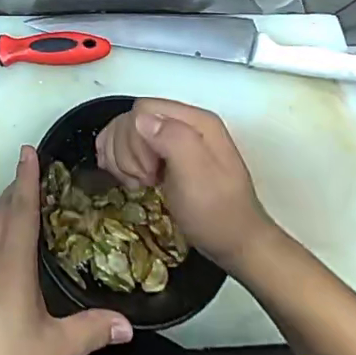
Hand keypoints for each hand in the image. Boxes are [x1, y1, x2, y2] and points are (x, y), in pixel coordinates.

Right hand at [95, 98, 279, 267]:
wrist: (235, 244)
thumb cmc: (217, 215)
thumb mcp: (198, 177)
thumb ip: (173, 140)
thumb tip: (141, 120)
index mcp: (196, 121)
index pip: (143, 109)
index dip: (135, 140)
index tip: (149, 172)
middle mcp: (184, 123)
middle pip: (132, 118)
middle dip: (127, 151)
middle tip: (144, 180)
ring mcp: (173, 138)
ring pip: (126, 130)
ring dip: (121, 156)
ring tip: (137, 181)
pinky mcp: (164, 153)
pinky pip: (128, 142)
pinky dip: (120, 158)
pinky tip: (127, 177)